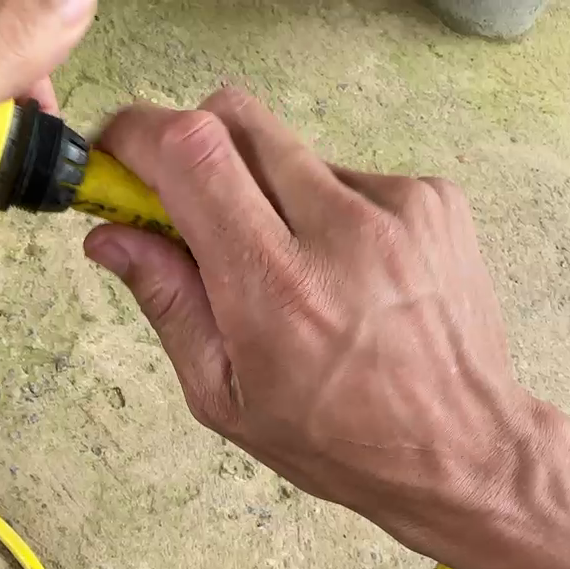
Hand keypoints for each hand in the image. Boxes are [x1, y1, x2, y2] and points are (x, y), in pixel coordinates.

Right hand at [82, 87, 552, 561]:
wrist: (458, 448)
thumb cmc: (331, 440)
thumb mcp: (222, 396)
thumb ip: (168, 304)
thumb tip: (110, 238)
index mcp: (273, 289)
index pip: (192, 154)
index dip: (137, 137)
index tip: (113, 158)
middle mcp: (338, 228)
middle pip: (232, 119)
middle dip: (185, 151)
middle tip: (178, 214)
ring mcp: (395, 202)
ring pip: (284, 152)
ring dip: (252, 194)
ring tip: (276, 272)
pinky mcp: (431, 195)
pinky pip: (339, 176)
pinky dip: (311, 211)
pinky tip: (331, 274)